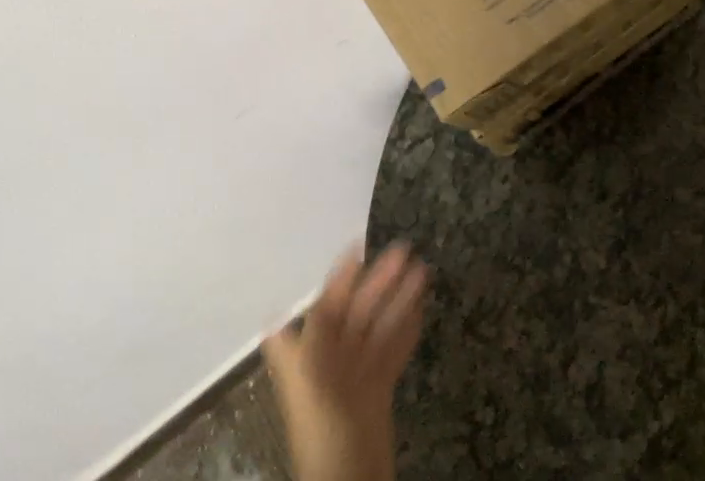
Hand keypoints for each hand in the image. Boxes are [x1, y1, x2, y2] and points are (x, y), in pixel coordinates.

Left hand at [264, 243, 429, 480]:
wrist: (348, 477)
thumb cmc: (324, 428)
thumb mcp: (311, 380)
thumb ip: (310, 340)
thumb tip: (281, 308)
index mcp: (309, 357)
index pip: (326, 306)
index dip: (339, 278)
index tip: (358, 247)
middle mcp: (331, 360)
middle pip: (358, 312)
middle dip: (380, 281)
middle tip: (404, 250)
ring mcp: (357, 373)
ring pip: (380, 326)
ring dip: (400, 298)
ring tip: (423, 270)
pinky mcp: (378, 387)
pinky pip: (394, 349)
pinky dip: (407, 327)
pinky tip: (422, 307)